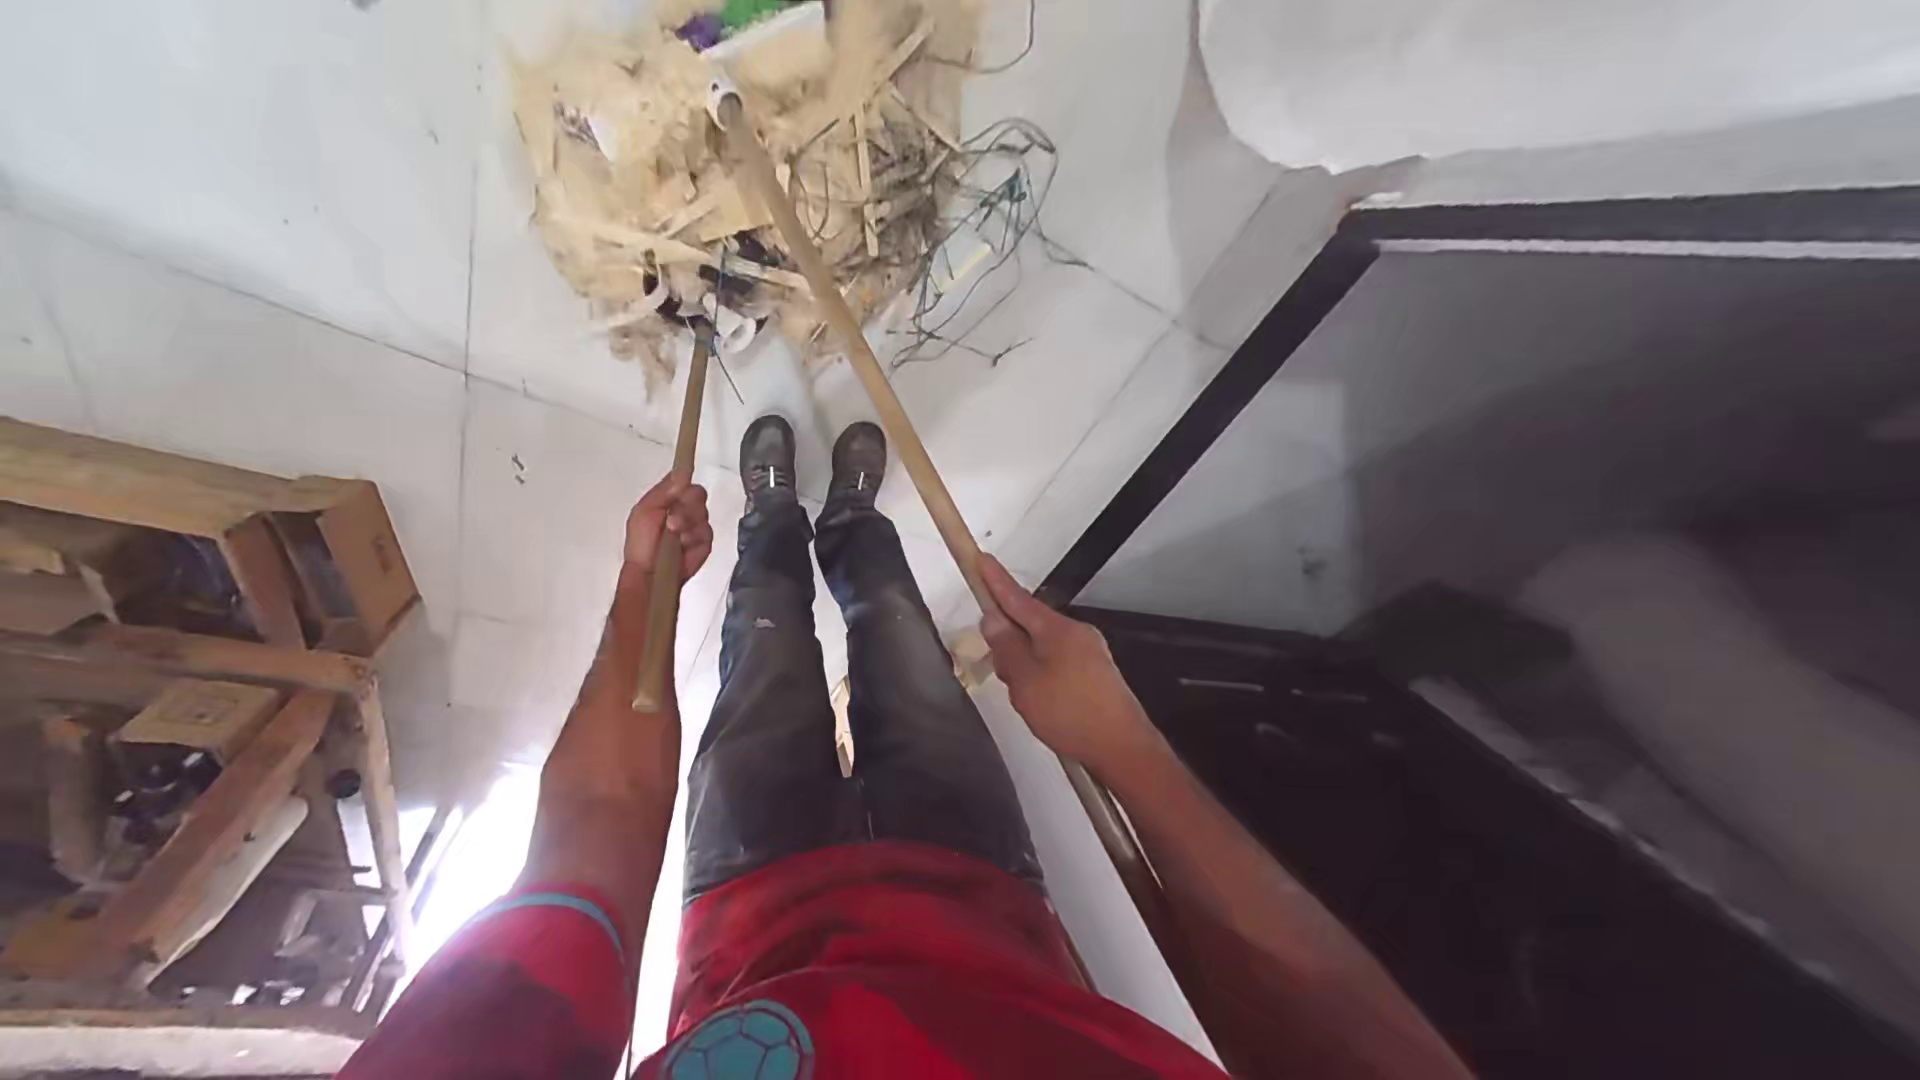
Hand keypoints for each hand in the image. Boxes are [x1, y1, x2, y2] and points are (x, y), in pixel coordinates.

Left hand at [625, 474, 712, 583]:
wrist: (651, 573)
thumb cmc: (642, 544)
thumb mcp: (645, 511)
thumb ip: (663, 491)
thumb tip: (681, 472)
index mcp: (667, 498)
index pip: (683, 480)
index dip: (685, 479)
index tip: (683, 482)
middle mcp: (683, 508)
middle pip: (697, 493)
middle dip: (686, 506)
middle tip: (672, 520)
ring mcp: (696, 523)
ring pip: (703, 512)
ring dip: (687, 524)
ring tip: (674, 536)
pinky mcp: (706, 540)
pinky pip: (707, 531)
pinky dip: (694, 538)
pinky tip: (683, 545)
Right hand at [978, 555, 1162, 777]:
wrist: (1124, 749)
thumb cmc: (1070, 713)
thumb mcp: (1026, 681)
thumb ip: (1006, 647)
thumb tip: (993, 617)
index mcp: (1058, 629)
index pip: (1018, 599)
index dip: (996, 581)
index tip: (981, 558)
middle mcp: (1076, 634)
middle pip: (1030, 626)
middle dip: (1009, 641)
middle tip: (1002, 671)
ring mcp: (1090, 653)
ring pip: (1042, 649)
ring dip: (1025, 665)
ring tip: (1026, 699)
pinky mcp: (1096, 675)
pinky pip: (1057, 664)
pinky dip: (1041, 677)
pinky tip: (1042, 704)